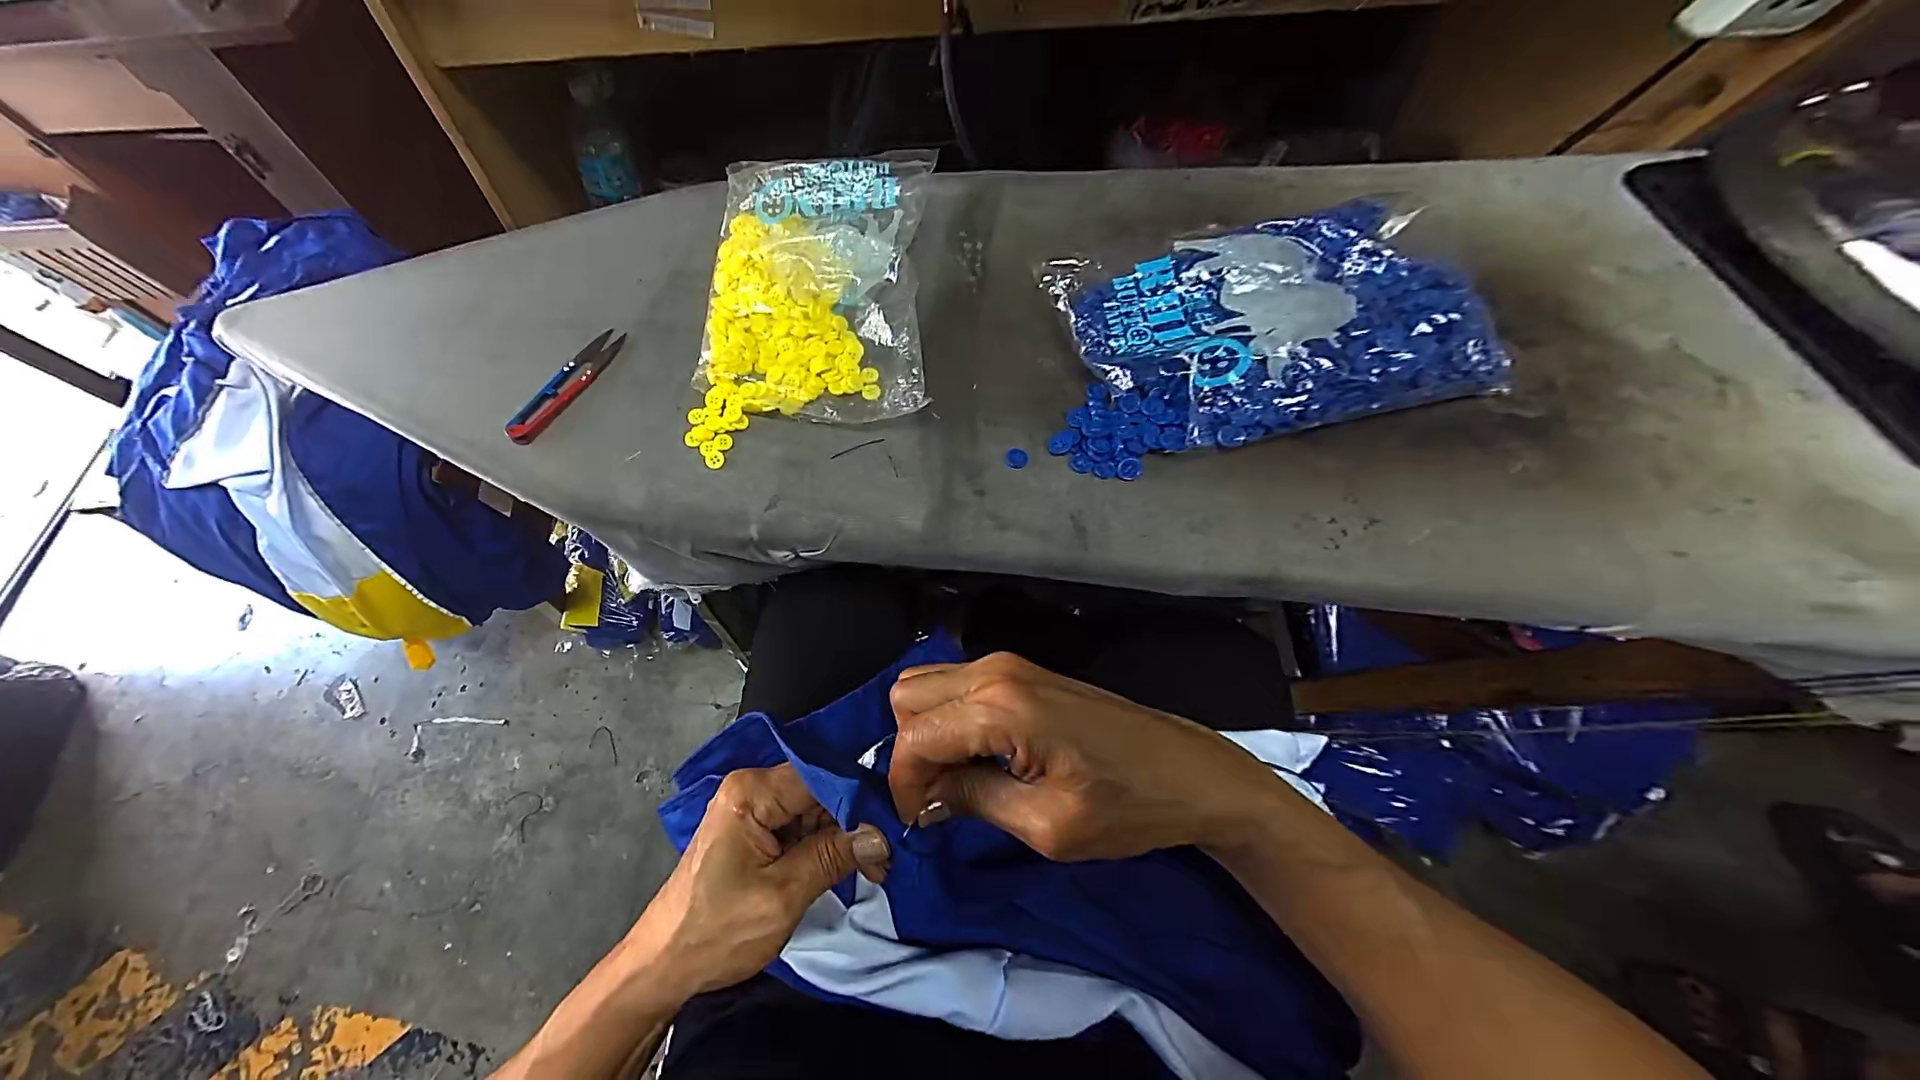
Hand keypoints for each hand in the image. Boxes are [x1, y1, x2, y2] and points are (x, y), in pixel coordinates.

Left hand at [627, 764, 890, 997]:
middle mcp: (752, 787)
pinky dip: (825, 844)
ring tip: (874, 864)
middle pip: (820, 789)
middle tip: (888, 853)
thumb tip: (880, 835)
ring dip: (843, 835)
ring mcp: (753, 807)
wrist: (663, 966)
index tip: (893, 820)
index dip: (860, 796)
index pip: (821, 775)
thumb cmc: (714, 932)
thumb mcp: (782, 897)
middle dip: (855, 820)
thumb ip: (832, 858)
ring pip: (815, 808)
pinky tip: (849, 863)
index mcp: (752, 791)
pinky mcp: (756, 828)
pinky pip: (801, 824)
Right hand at [887, 652, 1288, 860]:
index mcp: (1000, 706)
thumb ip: (973, 801)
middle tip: (940, 800)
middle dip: (911, 752)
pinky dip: (952, 722)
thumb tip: (924, 799)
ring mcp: (1010, 665)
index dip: (904, 786)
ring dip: (929, 735)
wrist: (1192, 773)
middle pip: (907, 698)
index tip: (920, 824)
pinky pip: (959, 687)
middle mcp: (996, 670)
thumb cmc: (1128, 806)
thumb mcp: (1047, 825)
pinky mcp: (1024, 672)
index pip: (912, 737)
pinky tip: (981, 759)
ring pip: (928, 687)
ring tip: (961, 782)